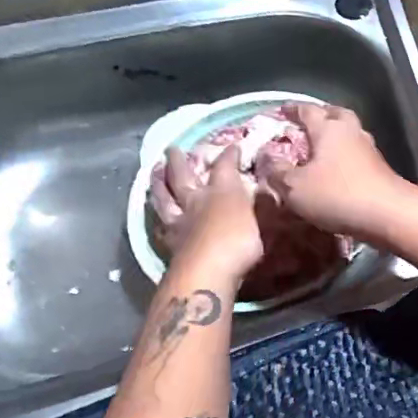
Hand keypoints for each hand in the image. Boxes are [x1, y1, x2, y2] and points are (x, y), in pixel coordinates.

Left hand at [151, 144, 264, 289]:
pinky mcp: (171, 244)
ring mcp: (179, 223)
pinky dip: (158, 220)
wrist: (207, 272)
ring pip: (164, 198)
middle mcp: (196, 202)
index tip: (233, 146)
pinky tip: (158, 221)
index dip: (229, 156)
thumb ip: (260, 203)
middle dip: (179, 161)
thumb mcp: (259, 217)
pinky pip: (161, 227)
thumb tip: (265, 188)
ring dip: (157, 184)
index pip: (224, 167)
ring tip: (153, 173)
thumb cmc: (239, 241)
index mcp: (221, 192)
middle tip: (172, 148)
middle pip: (183, 176)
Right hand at [259, 104, 412, 240]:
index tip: (280, 111)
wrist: (389, 214)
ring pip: (350, 134)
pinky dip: (345, 155)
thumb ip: (276, 170)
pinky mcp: (380, 169)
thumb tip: (265, 156)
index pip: (307, 110)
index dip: (292, 110)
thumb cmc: (337, 194)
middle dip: (321, 115)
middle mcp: (352, 133)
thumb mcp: (294, 186)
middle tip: (306, 123)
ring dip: (336, 136)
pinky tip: (336, 168)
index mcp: (329, 129)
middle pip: (336, 115)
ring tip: (319, 147)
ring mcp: (370, 150)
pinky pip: (357, 154)